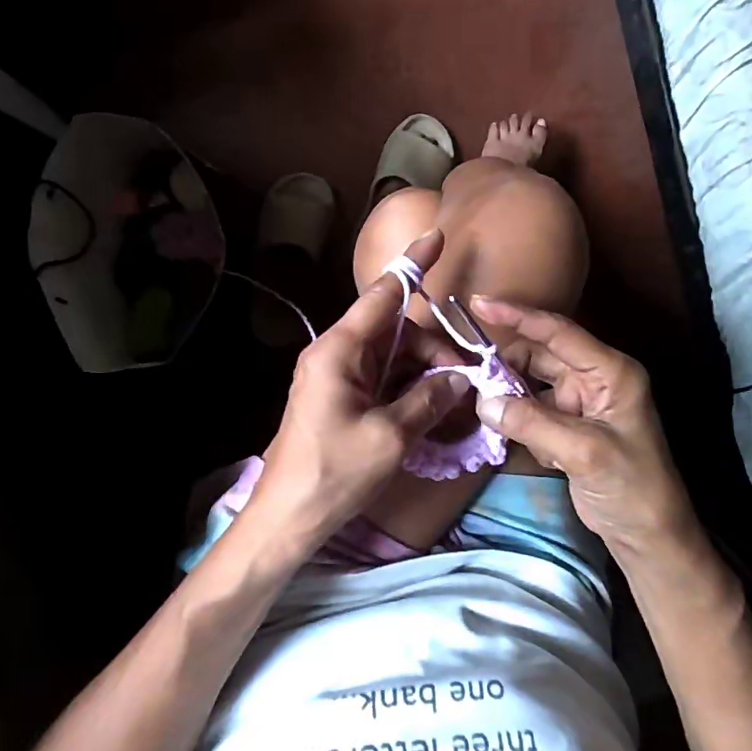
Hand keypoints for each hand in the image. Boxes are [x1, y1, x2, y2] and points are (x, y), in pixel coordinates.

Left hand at [244, 231, 471, 552]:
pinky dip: (406, 389)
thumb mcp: (391, 437)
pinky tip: (429, 411)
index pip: (382, 295)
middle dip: (432, 348)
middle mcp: (334, 354)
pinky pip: (379, 380)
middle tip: (464, 381)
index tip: (436, 234)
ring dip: (422, 372)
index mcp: (338, 351)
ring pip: (389, 357)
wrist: (287, 516)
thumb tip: (460, 377)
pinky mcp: (338, 399)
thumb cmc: (333, 473)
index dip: (412, 265)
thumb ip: (429, 400)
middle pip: (393, 331)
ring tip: (452, 401)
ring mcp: (334, 377)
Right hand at [470, 297, 692, 549]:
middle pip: (539, 354)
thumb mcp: (583, 452)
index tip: (479, 302)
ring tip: (479, 401)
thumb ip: (532, 422)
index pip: (558, 332)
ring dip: (506, 389)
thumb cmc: (631, 487)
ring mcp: (580, 402)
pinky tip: (501, 427)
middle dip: (505, 361)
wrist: (648, 534)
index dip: (518, 315)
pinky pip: (531, 407)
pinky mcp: (567, 424)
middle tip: (470, 374)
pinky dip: (513, 413)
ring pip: (531, 380)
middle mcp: (594, 378)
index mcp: (610, 372)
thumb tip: (483, 401)